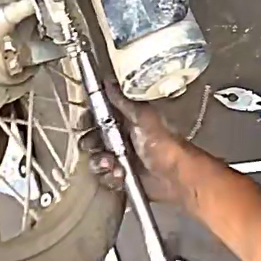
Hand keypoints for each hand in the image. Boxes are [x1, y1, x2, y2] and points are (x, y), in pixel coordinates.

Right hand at [88, 86, 193, 202]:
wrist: (176, 176)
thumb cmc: (164, 143)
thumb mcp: (144, 117)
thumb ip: (123, 101)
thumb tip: (108, 82)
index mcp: (127, 119)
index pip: (99, 115)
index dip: (89, 118)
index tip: (85, 122)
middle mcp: (122, 137)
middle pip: (92, 138)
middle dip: (91, 143)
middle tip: (96, 145)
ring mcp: (122, 158)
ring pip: (96, 159)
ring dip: (100, 162)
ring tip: (112, 164)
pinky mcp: (123, 177)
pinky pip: (104, 177)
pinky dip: (110, 177)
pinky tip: (120, 175)